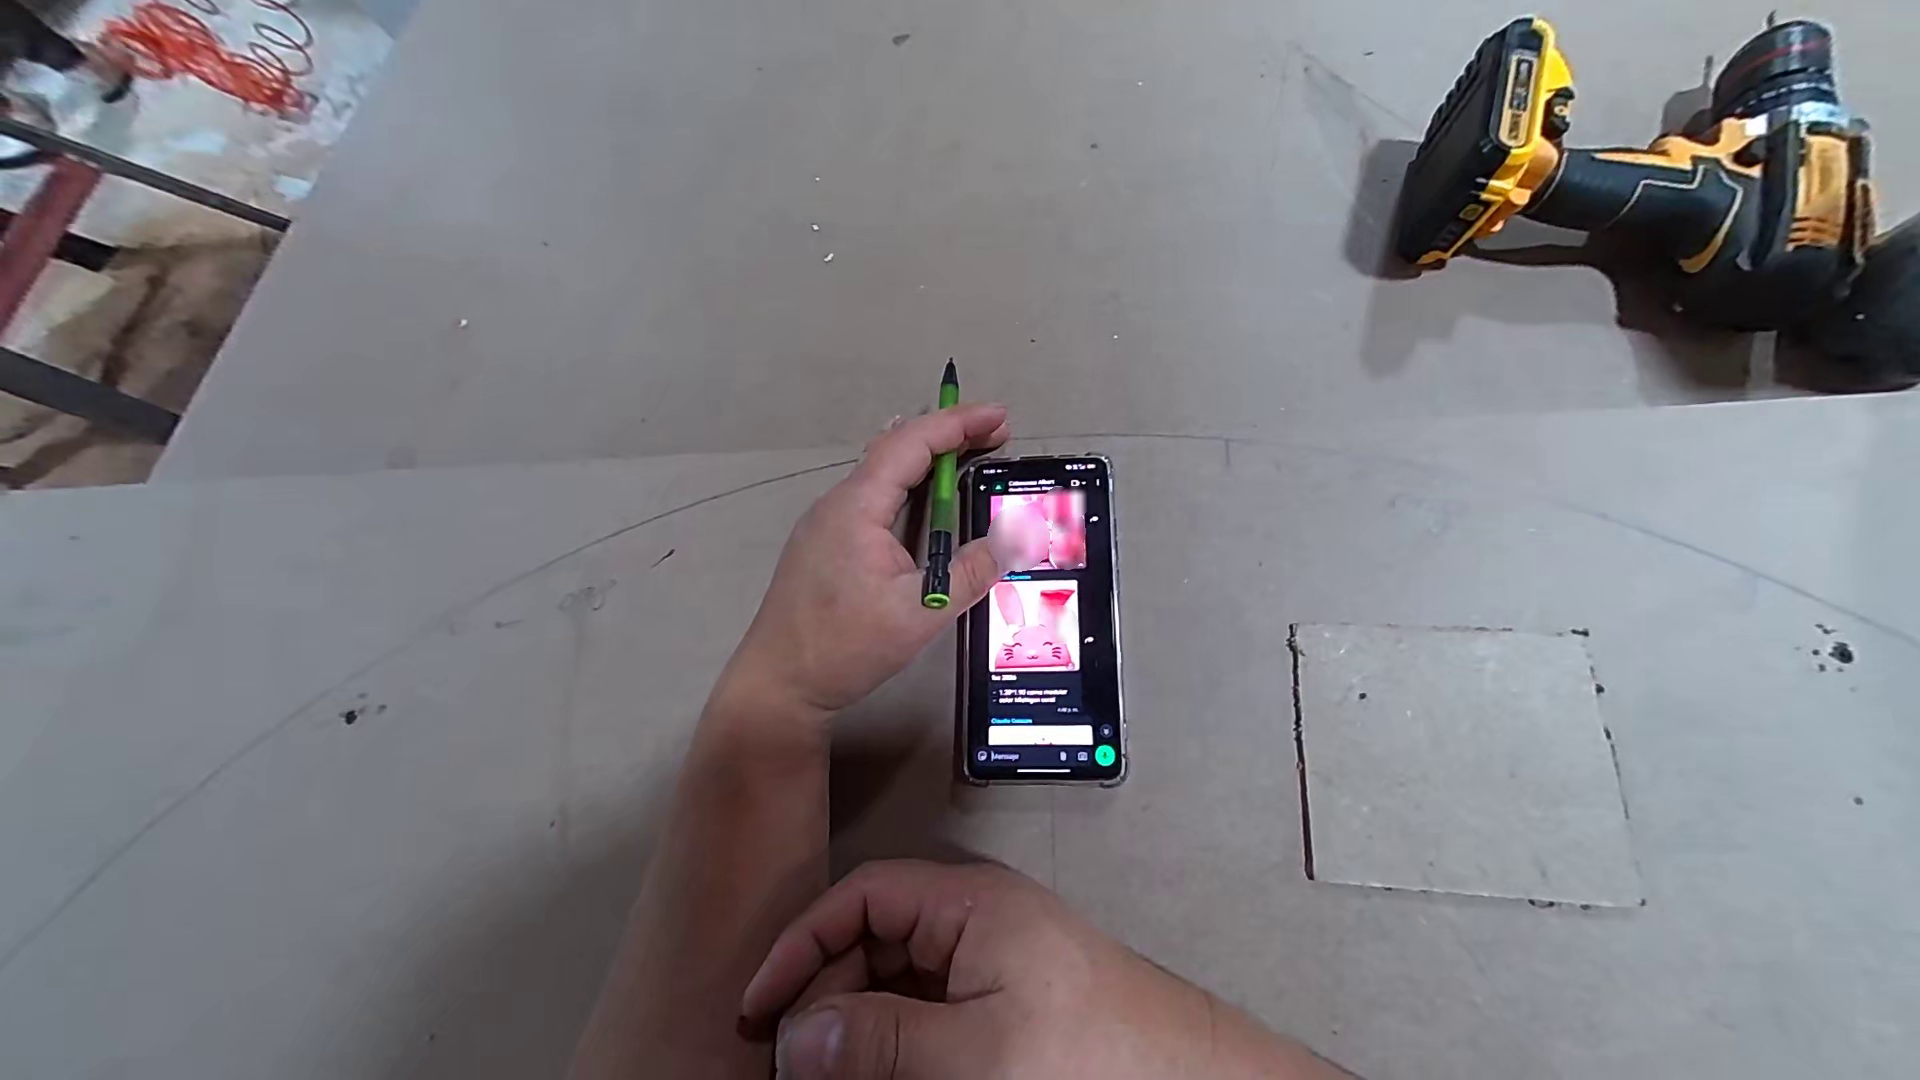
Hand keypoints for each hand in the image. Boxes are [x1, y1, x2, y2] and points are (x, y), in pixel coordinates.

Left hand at [720, 404, 1012, 718]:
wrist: (778, 684)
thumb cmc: (844, 647)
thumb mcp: (920, 612)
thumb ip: (971, 571)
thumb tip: (1017, 537)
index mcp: (856, 507)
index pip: (911, 444)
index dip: (958, 424)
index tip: (1000, 417)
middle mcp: (838, 504)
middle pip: (895, 450)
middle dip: (948, 436)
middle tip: (995, 435)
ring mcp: (827, 524)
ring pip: (882, 474)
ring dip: (928, 462)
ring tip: (970, 458)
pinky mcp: (826, 545)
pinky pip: (873, 499)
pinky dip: (908, 487)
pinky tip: (924, 499)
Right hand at [740, 860, 1352, 1079]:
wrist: (1179, 1071)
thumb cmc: (1082, 1048)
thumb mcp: (979, 1050)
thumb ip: (886, 1040)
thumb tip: (796, 1036)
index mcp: (964, 901)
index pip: (865, 896)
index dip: (806, 940)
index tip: (758, 1006)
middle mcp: (969, 915)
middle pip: (874, 937)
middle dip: (826, 993)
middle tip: (789, 1064)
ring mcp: (984, 954)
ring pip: (896, 975)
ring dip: (856, 1020)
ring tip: (825, 1072)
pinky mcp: (998, 992)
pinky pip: (927, 1003)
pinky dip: (893, 1035)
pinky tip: (878, 1065)